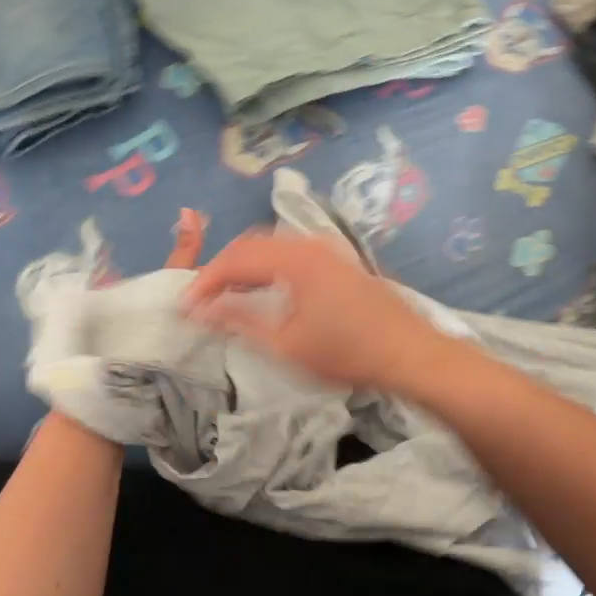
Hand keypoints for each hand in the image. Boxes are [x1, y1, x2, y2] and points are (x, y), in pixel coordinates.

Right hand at [182, 232, 457, 391]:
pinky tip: (265, 292)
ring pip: (271, 245)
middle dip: (223, 269)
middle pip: (251, 244)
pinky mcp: (338, 259)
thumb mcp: (285, 344)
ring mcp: (328, 248)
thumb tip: (199, 309)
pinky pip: (291, 252)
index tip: (185, 305)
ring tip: (227, 297)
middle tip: (203, 299)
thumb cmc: (346, 352)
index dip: (205, 279)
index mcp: (294, 257)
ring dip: (246, 266)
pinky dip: (269, 267)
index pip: (235, 257)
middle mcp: (309, 242)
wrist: (410, 353)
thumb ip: (238, 321)